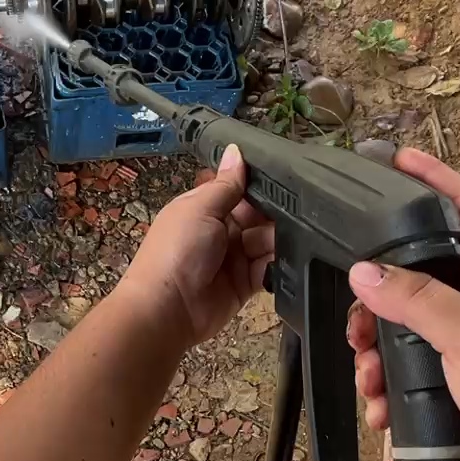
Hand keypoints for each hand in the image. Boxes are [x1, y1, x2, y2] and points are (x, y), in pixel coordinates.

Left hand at [116, 145, 274, 346]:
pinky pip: (268, 269)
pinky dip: (277, 264)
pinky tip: (284, 259)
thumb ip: (226, 184)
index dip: (258, 186)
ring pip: (266, 241)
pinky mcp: (245, 284)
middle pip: (257, 216)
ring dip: (276, 239)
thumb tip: (236, 150)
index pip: (237, 190)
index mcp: (203, 208)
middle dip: (273, 214)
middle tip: (293, 212)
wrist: (167, 310)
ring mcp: (233, 259)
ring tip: (282, 238)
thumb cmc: (176, 252)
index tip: (285, 181)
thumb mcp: (200, 208)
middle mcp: (219, 231)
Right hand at [346, 148, 459, 460]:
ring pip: (412, 324)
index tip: (395, 161)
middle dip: (381, 297)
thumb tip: (361, 269)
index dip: (435, 181)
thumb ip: (415, 298)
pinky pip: (416, 365)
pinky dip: (393, 381)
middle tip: (352, 321)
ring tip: (368, 380)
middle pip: (424, 273)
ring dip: (380, 349)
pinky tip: (381, 408)